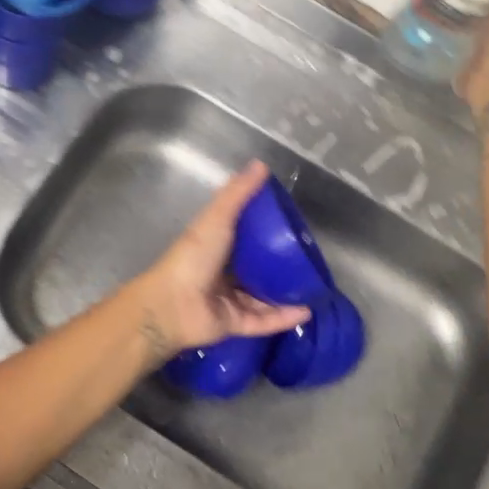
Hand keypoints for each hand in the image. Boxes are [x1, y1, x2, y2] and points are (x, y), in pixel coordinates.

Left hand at [131, 161, 312, 357]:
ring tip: (315, 287)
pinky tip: (308, 310)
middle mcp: (222, 273)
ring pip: (263, 297)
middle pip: (256, 269)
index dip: (266, 230)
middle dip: (281, 266)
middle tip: (310, 260)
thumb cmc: (193, 257)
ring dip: (287, 294)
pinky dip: (284, 316)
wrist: (173, 305)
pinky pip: (264, 321)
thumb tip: (260, 164)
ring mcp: (228, 300)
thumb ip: (237, 194)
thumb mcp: (216, 219)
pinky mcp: (234, 324)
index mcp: (216, 246)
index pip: (245, 237)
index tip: (293, 224)